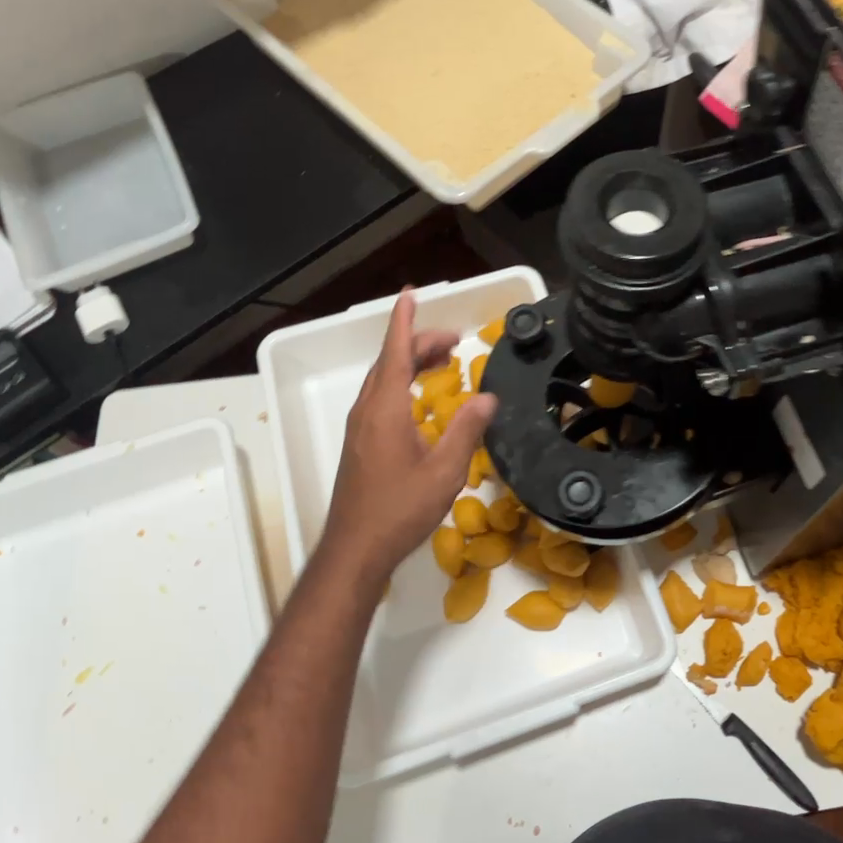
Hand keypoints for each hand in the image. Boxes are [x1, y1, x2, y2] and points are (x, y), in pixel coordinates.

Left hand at [318, 290, 496, 578]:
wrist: (355, 549)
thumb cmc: (399, 510)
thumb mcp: (444, 472)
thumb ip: (466, 430)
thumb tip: (487, 397)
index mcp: (386, 408)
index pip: (396, 351)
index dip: (404, 321)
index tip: (411, 294)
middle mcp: (368, 410)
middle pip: (391, 362)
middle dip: (419, 342)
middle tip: (454, 342)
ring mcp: (360, 428)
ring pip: (384, 380)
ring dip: (410, 363)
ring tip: (442, 363)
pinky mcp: (360, 444)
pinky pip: (381, 398)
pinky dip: (403, 384)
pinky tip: (422, 401)